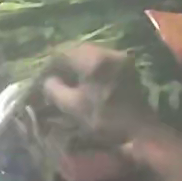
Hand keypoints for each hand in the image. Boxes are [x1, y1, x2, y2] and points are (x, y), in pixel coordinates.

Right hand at [40, 45, 181, 180]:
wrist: (140, 131)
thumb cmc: (104, 119)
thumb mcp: (72, 106)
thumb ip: (55, 89)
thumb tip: (48, 80)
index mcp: (94, 61)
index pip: (63, 52)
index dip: (49, 64)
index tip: (42, 76)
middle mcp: (108, 53)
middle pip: (77, 49)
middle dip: (62, 62)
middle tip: (52, 76)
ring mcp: (120, 58)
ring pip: (89, 54)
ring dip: (75, 64)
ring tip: (66, 79)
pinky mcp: (126, 66)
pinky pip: (101, 60)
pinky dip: (88, 67)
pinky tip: (83, 80)